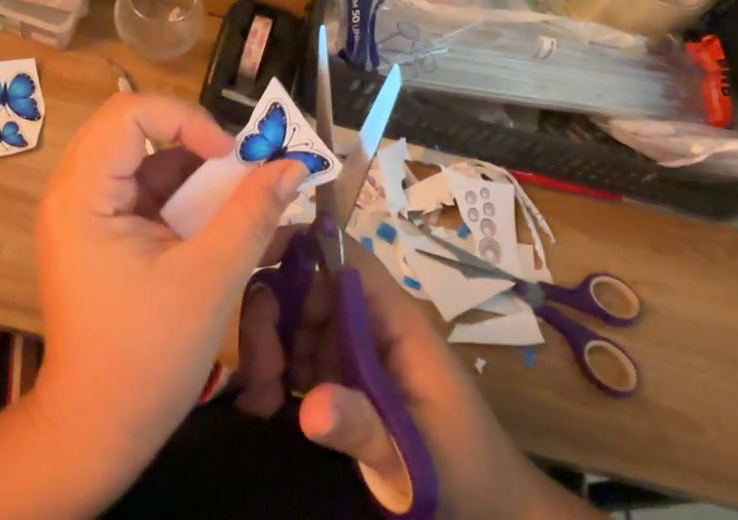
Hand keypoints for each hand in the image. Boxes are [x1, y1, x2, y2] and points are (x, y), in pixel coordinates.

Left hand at [27, 92, 308, 480]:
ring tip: (243, 198)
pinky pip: (147, 195)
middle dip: (196, 142)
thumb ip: (252, 213)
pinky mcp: (103, 236)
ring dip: (197, 173)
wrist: (99, 427)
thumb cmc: (148, 355)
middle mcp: (75, 193)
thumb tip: (294, 164)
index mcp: (82, 194)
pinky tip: (224, 223)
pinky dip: (187, 200)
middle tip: (243, 167)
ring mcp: (87, 214)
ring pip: (146, 162)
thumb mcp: (210, 278)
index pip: (128, 113)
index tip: (230, 155)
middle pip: (135, 131)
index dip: (185, 119)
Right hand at [237, 246, 597, 519]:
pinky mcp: (344, 372)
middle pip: (305, 285)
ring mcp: (355, 346)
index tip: (246, 262)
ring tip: (258, 400)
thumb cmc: (461, 475)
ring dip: (266, 348)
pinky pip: (297, 351)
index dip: (295, 244)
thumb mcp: (410, 460)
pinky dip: (274, 371)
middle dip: (269, 317)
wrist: (490, 510)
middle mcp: (371, 321)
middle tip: (255, 375)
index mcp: (395, 321)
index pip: (342, 255)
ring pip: (293, 318)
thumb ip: (362, 430)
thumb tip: (310, 406)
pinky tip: (264, 405)